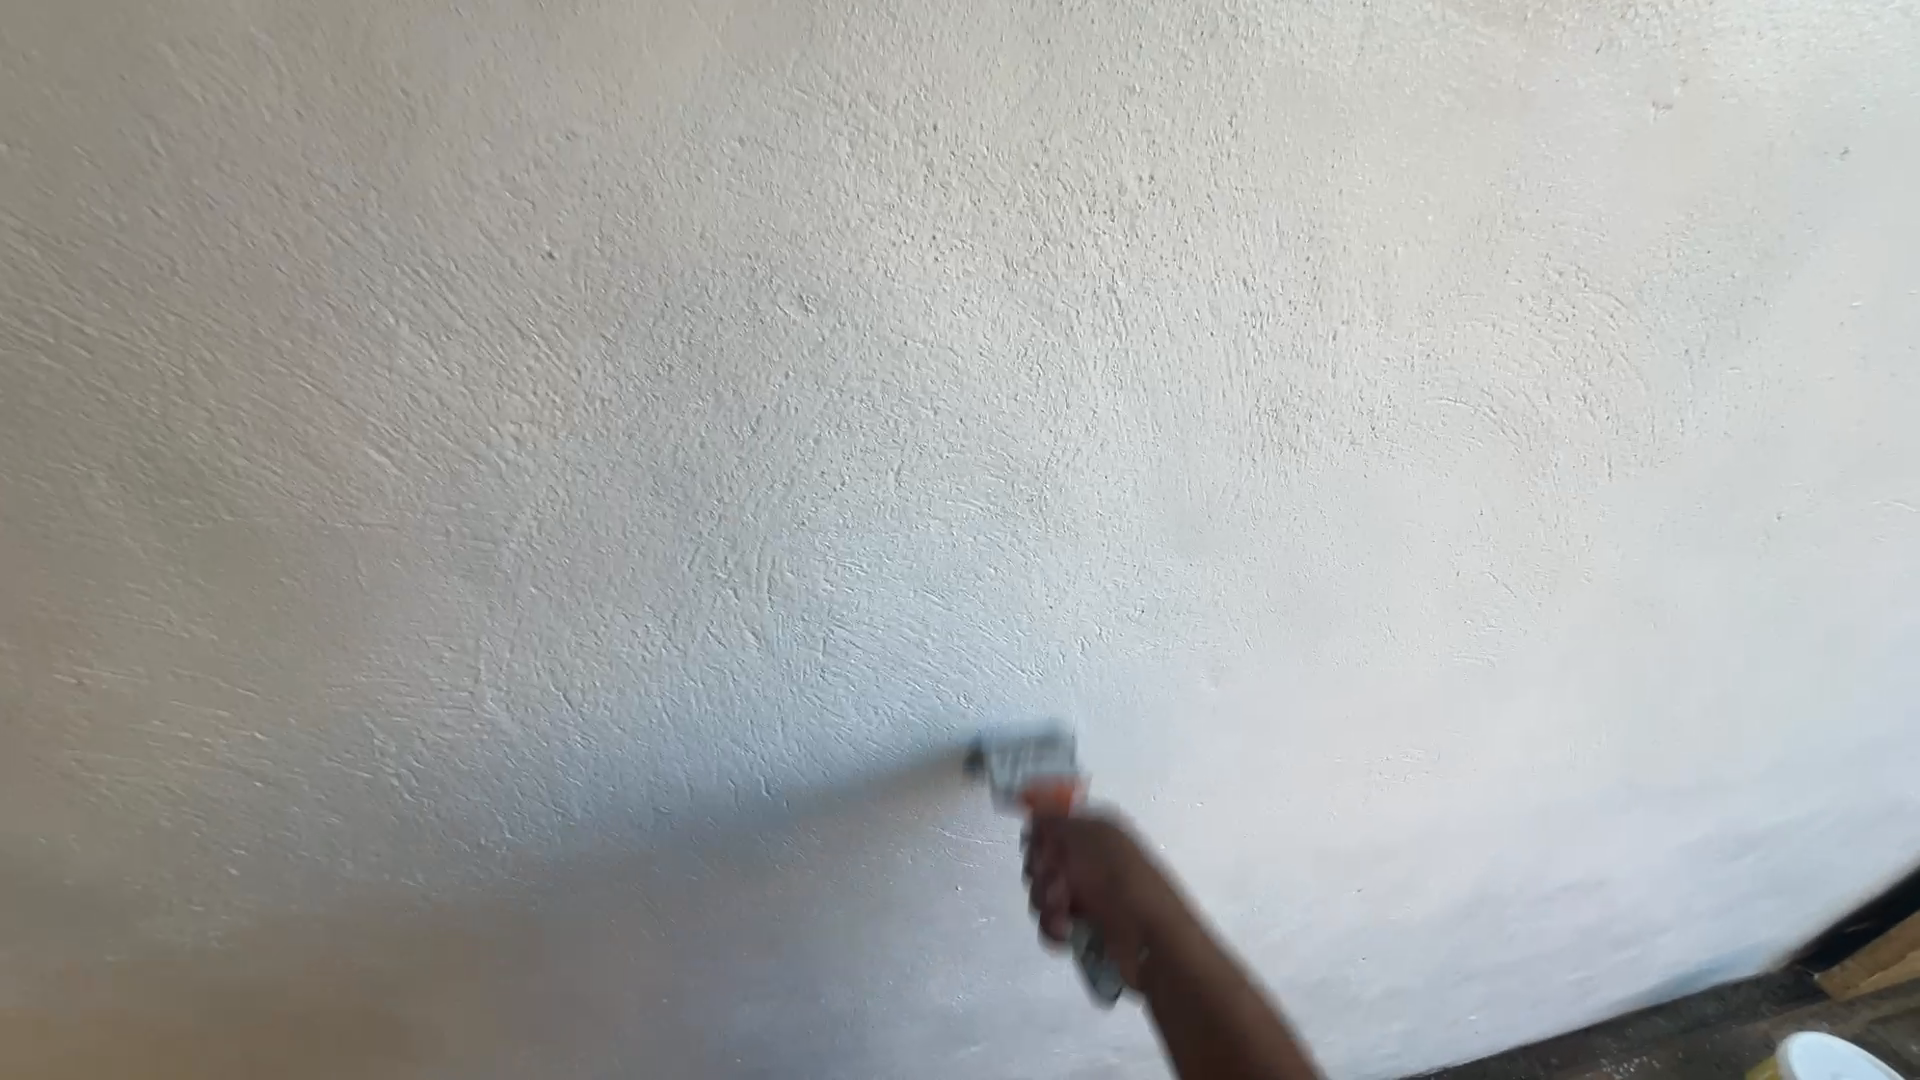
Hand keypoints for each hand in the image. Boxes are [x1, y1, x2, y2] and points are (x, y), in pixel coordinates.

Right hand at [1023, 811, 1190, 987]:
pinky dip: (1053, 926)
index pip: (1054, 821)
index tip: (1037, 847)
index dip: (1040, 833)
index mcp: (1098, 831)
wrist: (1151, 943)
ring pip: (1044, 891)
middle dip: (1041, 872)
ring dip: (1046, 902)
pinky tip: (1064, 931)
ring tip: (1063, 913)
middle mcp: (1092, 858)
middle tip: (1056, 883)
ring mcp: (1088, 893)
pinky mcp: (1084, 925)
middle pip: (1043, 857)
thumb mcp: (1087, 839)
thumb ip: (1055, 821)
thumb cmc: (1120, 883)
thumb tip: (1035, 815)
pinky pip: (1052, 920)